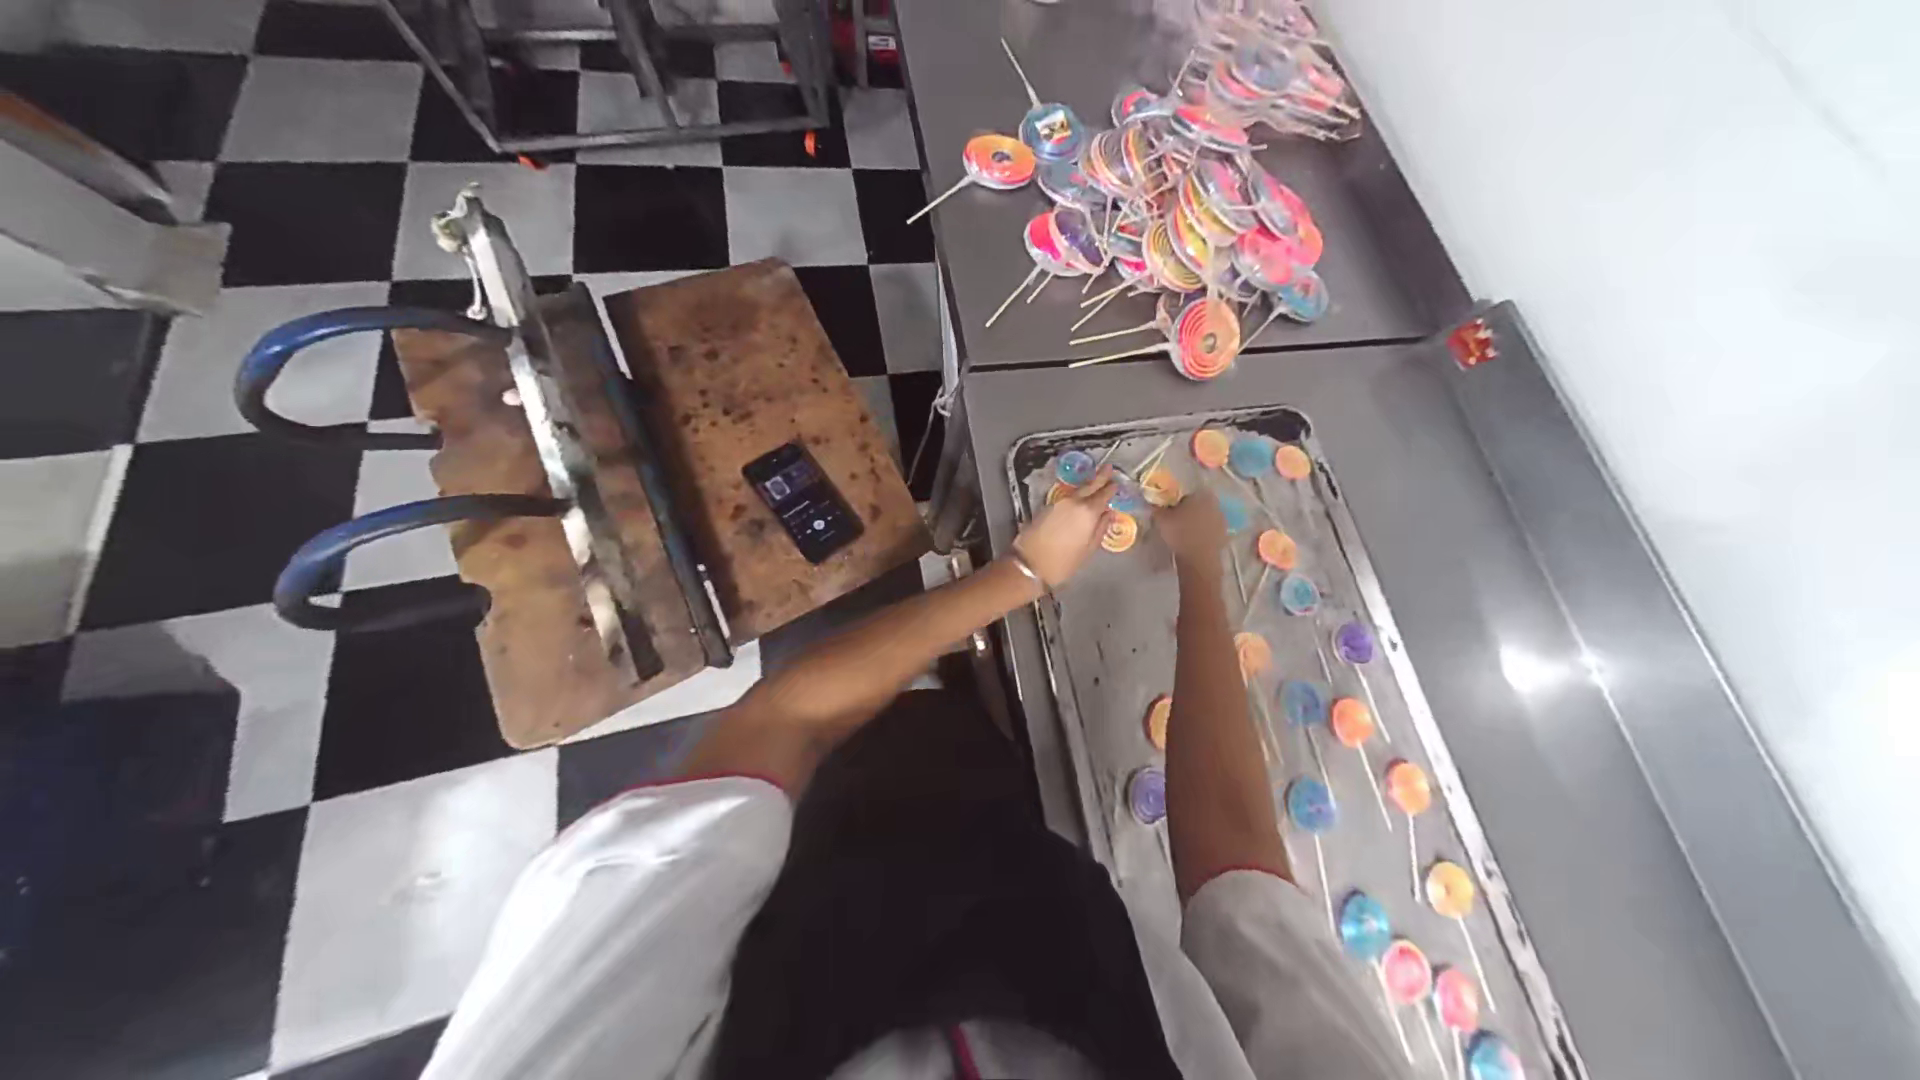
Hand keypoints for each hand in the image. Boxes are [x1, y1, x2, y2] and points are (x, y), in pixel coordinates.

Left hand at [1013, 466, 1117, 587]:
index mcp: (1087, 512)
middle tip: (1108, 467)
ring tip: (1095, 482)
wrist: (1029, 565)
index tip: (1117, 481)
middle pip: (1088, 486)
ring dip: (1087, 486)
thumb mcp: (1088, 549)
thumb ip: (1100, 529)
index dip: (1111, 488)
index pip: (1103, 495)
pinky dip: (1075, 496)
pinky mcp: (1045, 509)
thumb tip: (1109, 515)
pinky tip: (1079, 499)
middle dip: (1099, 477)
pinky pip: (1066, 499)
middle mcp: (1072, 503)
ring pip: (1076, 492)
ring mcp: (1057, 504)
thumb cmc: (1062, 563)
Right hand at [1157, 489, 1226, 568]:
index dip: (1176, 500)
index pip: (1186, 493)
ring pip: (1204, 516)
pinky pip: (1209, 529)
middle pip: (1197, 504)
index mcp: (1200, 495)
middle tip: (1174, 519)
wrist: (1199, 559)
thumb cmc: (1179, 533)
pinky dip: (1202, 532)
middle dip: (1187, 510)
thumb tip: (1152, 501)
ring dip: (1195, 521)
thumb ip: (1156, 507)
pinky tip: (1192, 540)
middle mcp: (1214, 503)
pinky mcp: (1224, 534)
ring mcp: (1221, 519)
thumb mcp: (1161, 519)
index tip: (1168, 509)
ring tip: (1182, 531)